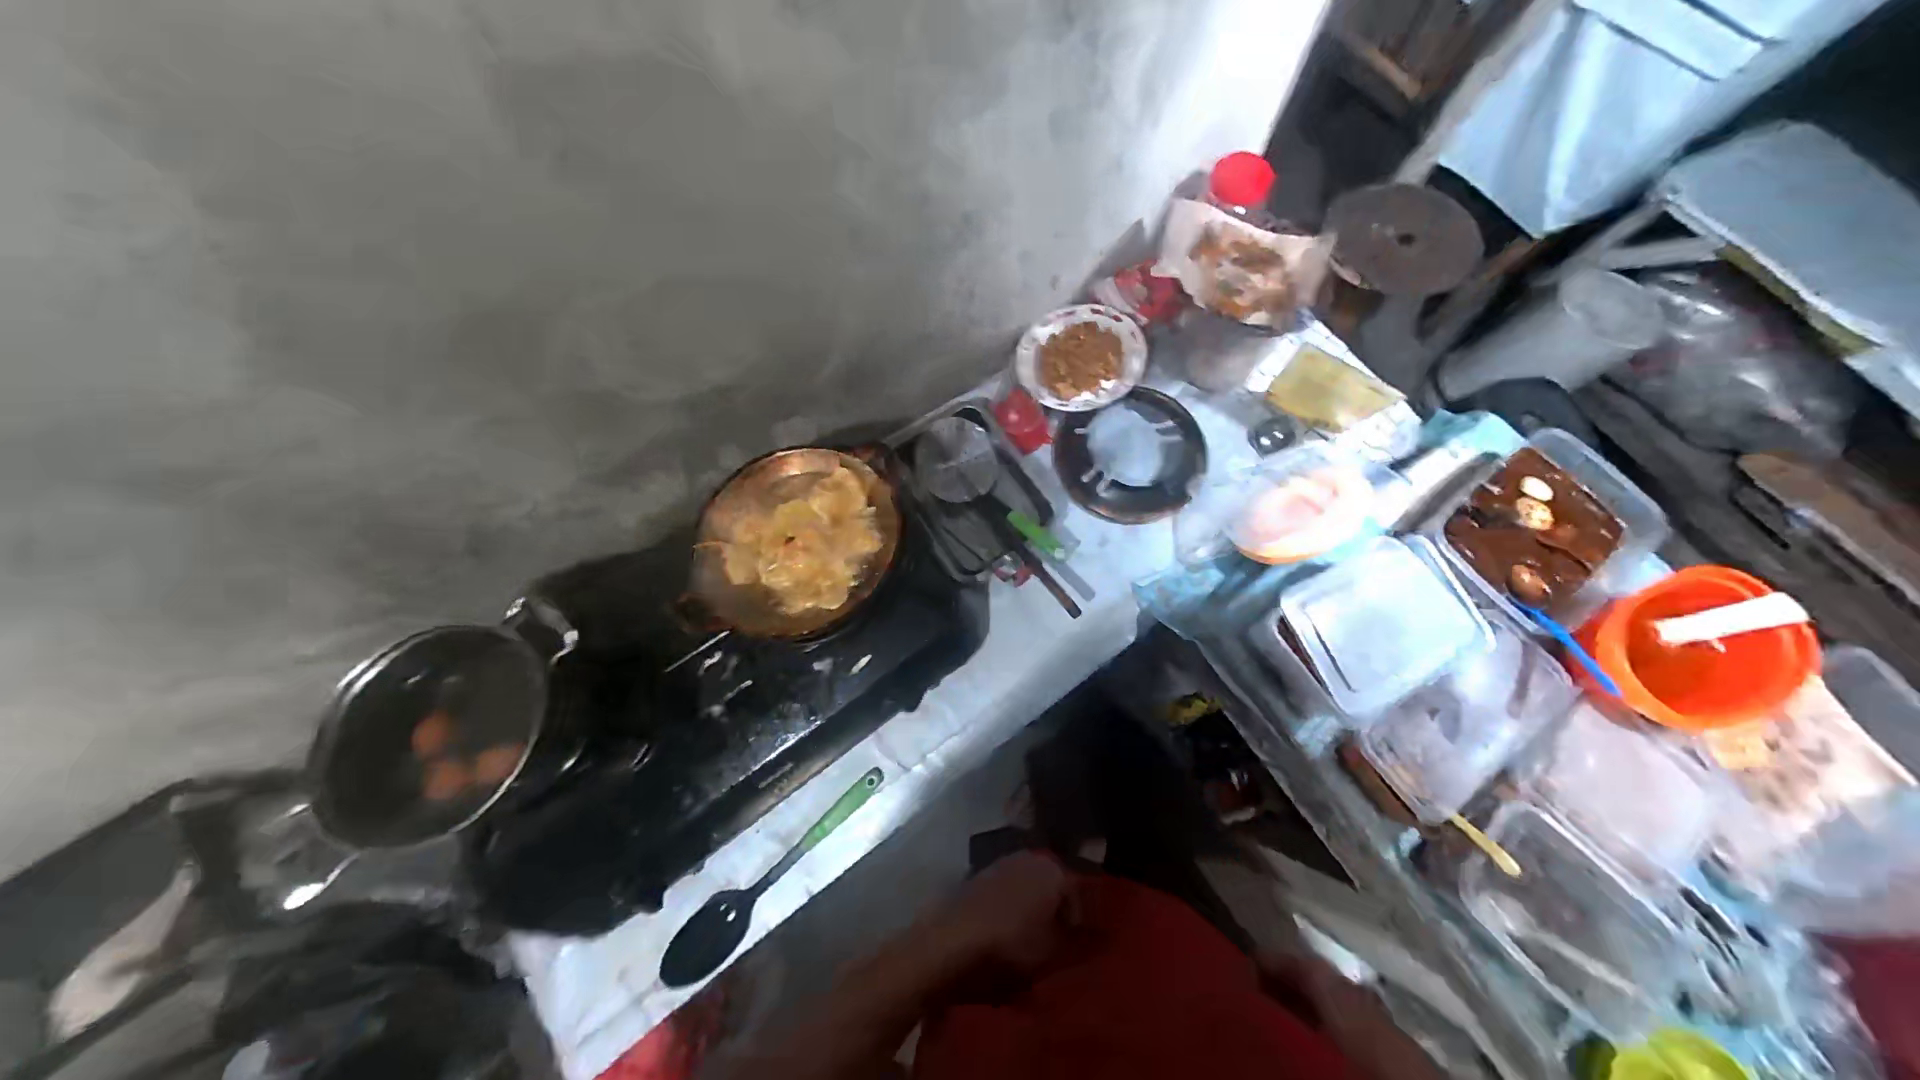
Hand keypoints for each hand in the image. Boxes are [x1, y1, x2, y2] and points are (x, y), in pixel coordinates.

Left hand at [932, 851, 1074, 972]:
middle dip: (1053, 906)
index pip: (1075, 891)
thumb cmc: (1012, 943)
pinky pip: (1004, 887)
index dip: (1076, 917)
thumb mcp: (1052, 950)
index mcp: (1052, 871)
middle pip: (1050, 882)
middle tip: (1052, 935)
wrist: (954, 937)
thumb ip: (1075, 940)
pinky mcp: (978, 873)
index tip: (1072, 940)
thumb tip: (1085, 933)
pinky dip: (1008, 902)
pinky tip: (1003, 924)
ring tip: (1027, 932)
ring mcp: (1000, 862)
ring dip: (1029, 902)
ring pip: (1026, 882)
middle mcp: (1028, 857)